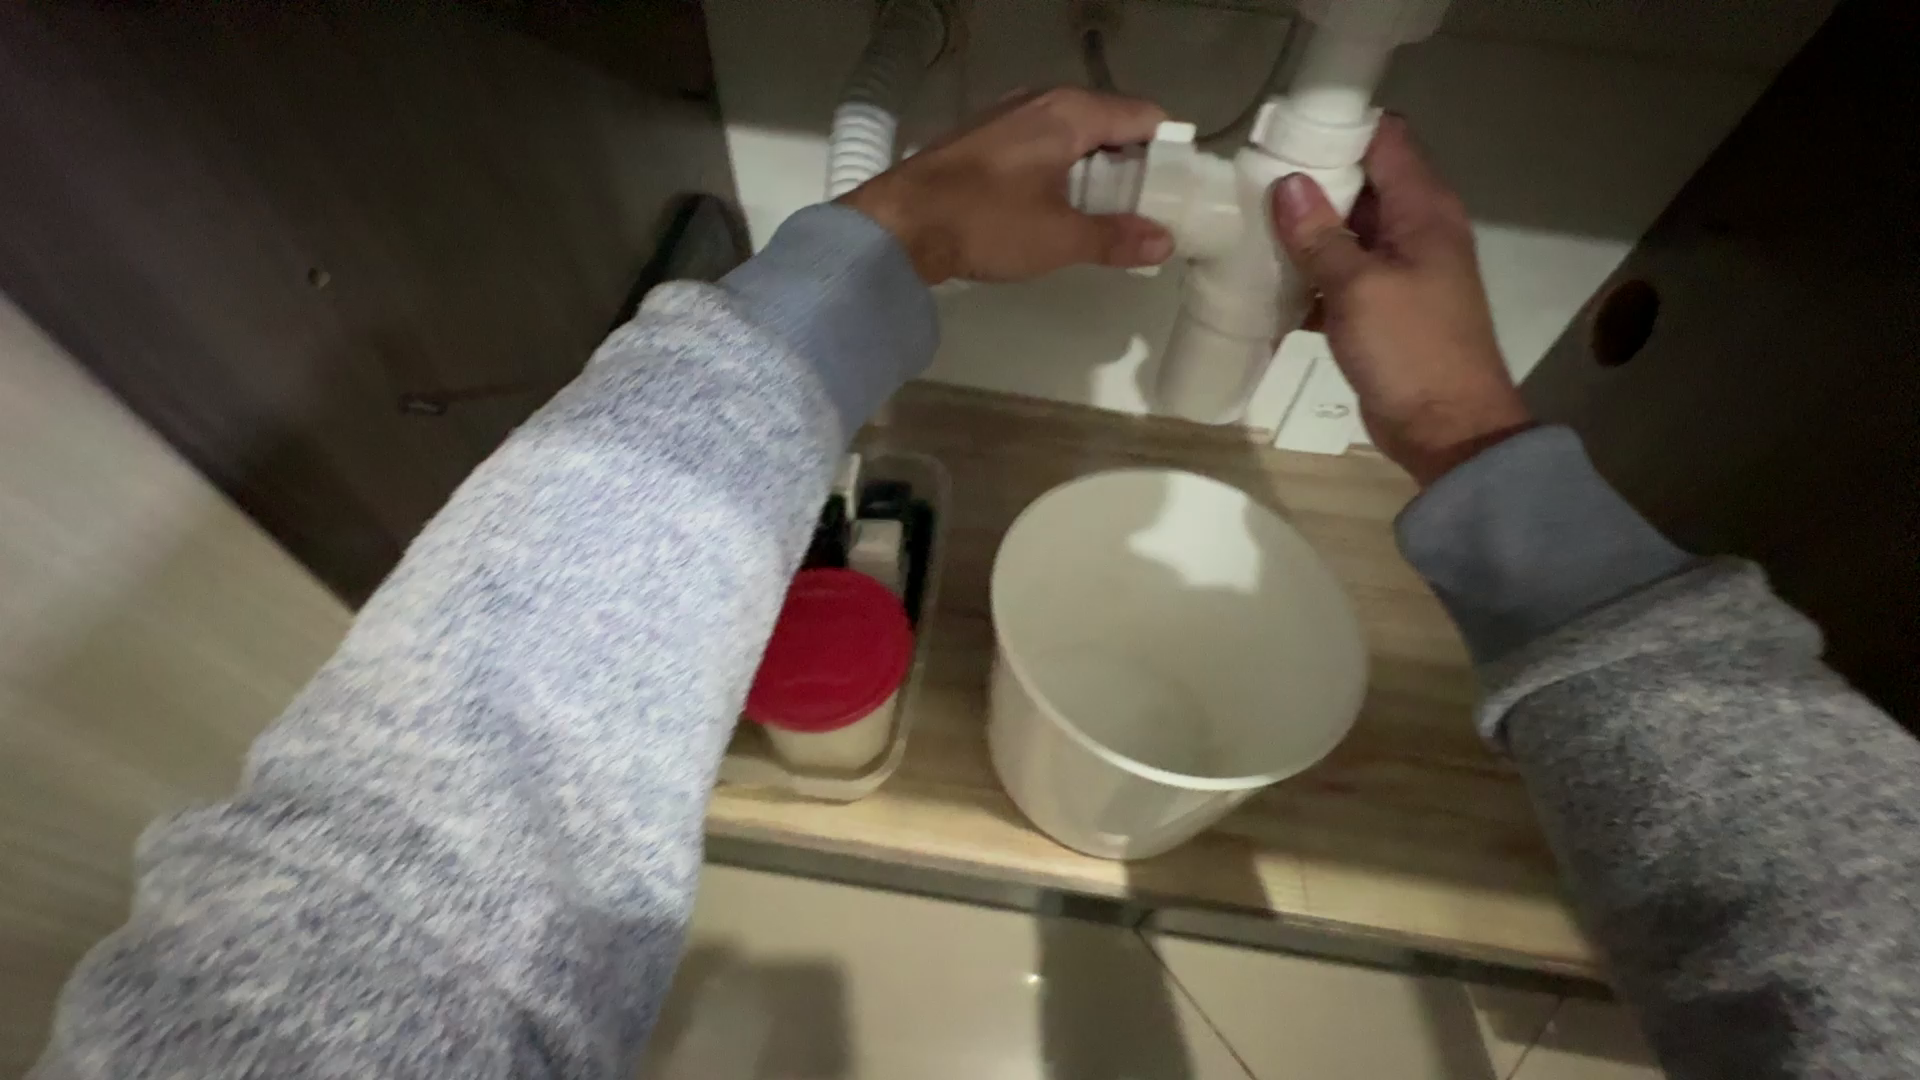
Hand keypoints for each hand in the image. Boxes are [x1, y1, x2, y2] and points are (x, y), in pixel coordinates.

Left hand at [840, 88, 1174, 284]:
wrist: (902, 224)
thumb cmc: (987, 223)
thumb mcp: (1059, 239)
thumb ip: (1115, 238)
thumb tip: (1164, 243)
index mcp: (1071, 113)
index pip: (1144, 117)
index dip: (1166, 153)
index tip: (1174, 193)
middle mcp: (1042, 101)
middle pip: (1108, 126)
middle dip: (1130, 169)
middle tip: (1139, 215)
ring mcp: (1008, 117)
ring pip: (1070, 138)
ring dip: (1091, 175)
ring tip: (1097, 220)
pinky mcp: (982, 140)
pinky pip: (1038, 149)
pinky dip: (1057, 175)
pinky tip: (1049, 211)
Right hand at [1270, 115, 1531, 486]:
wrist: (1445, 426)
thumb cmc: (1410, 350)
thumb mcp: (1360, 288)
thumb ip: (1321, 238)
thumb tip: (1286, 186)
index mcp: (1424, 211)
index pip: (1386, 143)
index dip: (1337, 132)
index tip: (1281, 140)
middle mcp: (1415, 233)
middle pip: (1360, 189)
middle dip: (1309, 186)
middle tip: (1249, 190)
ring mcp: (1398, 274)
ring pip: (1345, 238)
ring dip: (1303, 237)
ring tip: (1248, 234)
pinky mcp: (1380, 312)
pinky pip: (1339, 280)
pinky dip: (1308, 281)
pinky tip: (1267, 288)